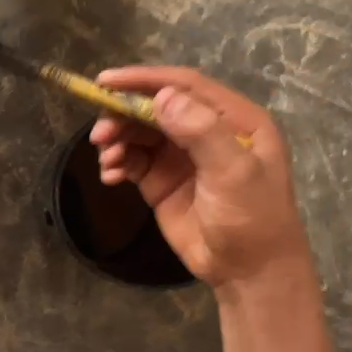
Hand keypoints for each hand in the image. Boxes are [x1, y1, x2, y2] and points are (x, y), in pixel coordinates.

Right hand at [89, 67, 308, 289]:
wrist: (247, 271)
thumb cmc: (251, 219)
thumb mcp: (232, 173)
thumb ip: (201, 132)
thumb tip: (163, 97)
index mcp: (233, 119)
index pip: (184, 86)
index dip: (144, 80)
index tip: (104, 82)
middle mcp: (205, 131)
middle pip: (154, 108)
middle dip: (122, 116)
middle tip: (99, 135)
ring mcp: (181, 156)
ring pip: (138, 133)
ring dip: (116, 141)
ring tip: (106, 161)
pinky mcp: (161, 180)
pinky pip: (131, 160)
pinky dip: (116, 164)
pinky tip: (110, 177)